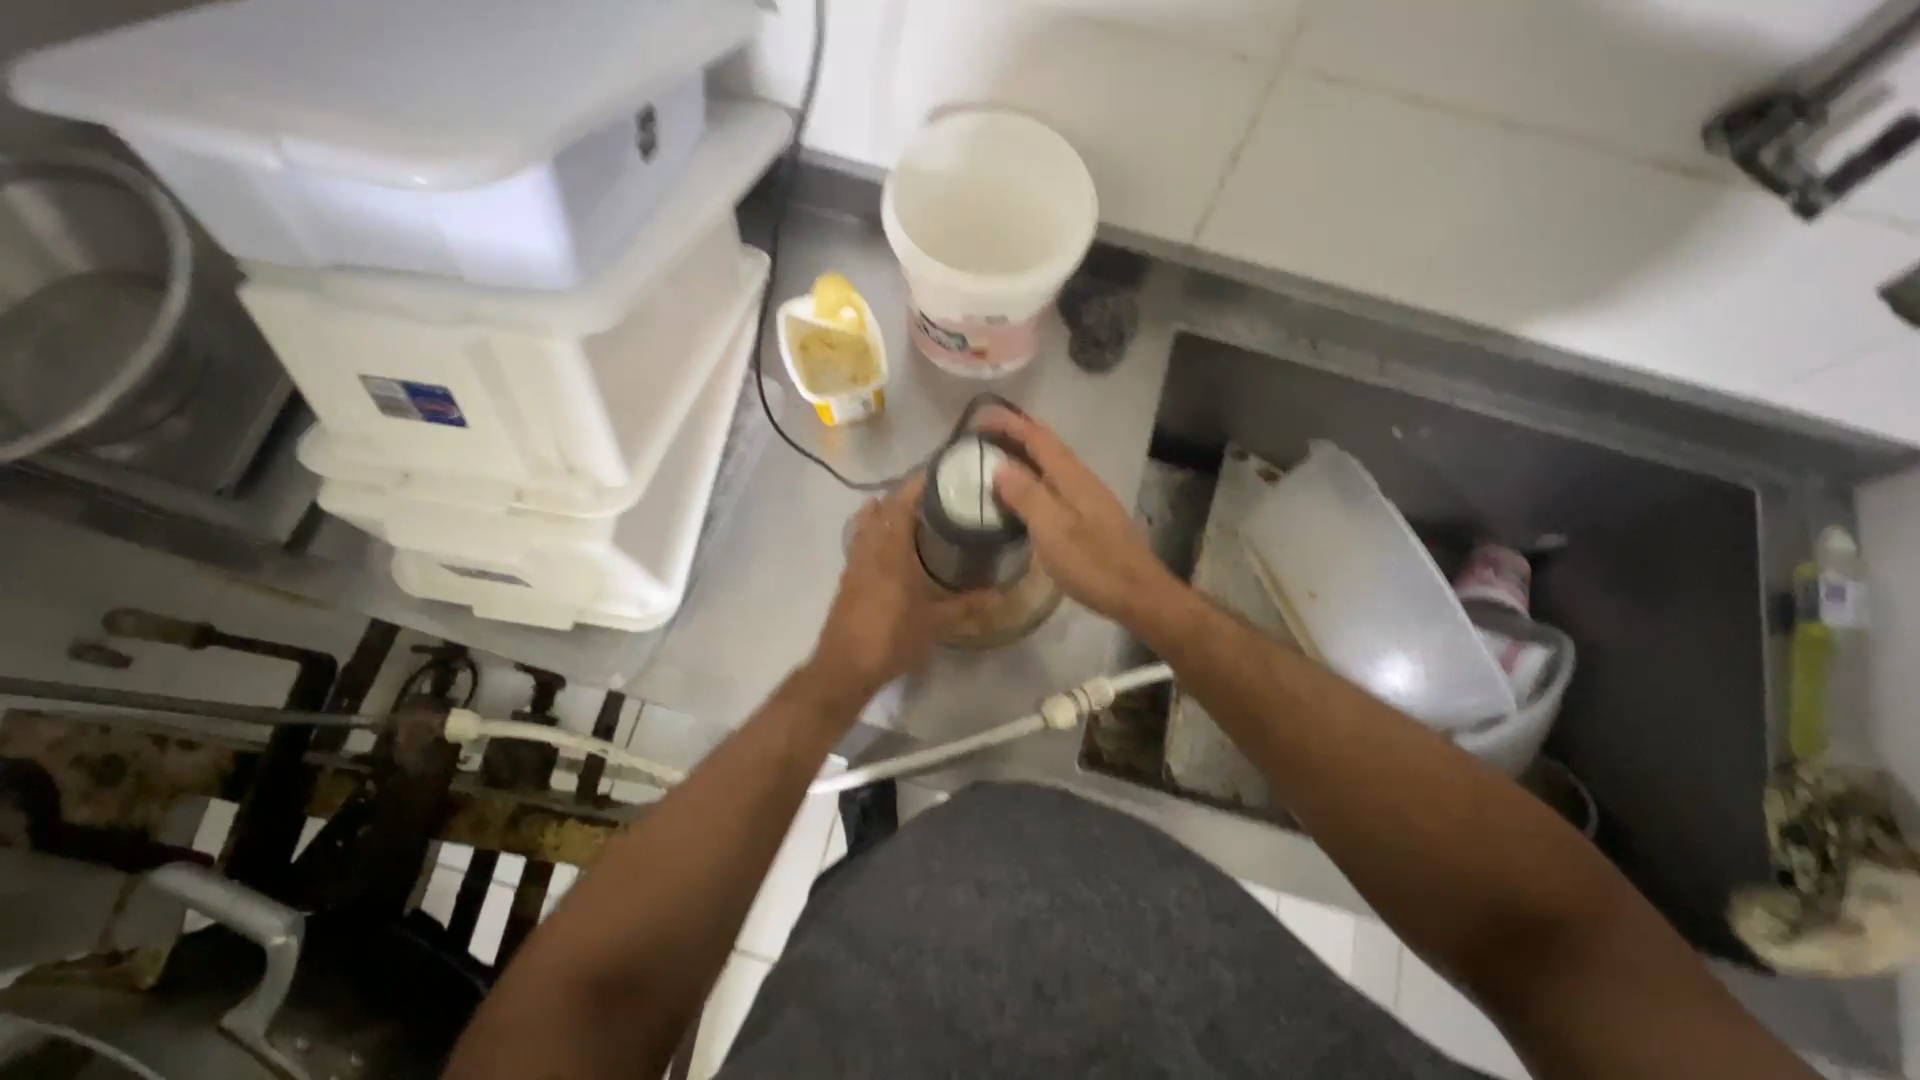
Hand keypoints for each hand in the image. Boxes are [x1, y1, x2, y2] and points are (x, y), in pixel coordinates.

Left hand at [809, 476, 986, 704]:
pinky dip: (874, 529)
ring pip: (867, 523)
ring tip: (911, 509)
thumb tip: (1001, 593)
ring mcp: (854, 562)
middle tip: (933, 492)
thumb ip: (967, 606)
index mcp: (891, 551)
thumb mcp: (935, 623)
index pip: (901, 503)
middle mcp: (870, 548)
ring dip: (885, 510)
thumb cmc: (891, 639)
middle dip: (904, 494)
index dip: (917, 484)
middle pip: (882, 508)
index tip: (939, 472)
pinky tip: (889, 542)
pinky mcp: (847, 577)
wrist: (845, 666)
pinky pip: (860, 540)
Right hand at [978, 407, 1182, 624]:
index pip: (1039, 438)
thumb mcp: (1053, 531)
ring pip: (1054, 465)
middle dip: (1019, 433)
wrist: (1140, 595)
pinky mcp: (1093, 518)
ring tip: (1000, 456)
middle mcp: (1083, 480)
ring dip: (1028, 455)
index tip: (981, 415)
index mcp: (1072, 478)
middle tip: (986, 432)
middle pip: (1049, 446)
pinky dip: (1037, 478)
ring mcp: (1091, 499)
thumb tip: (1001, 466)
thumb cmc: (1094, 564)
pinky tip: (1028, 494)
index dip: (1011, 423)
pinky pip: (1058, 484)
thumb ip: (1027, 496)